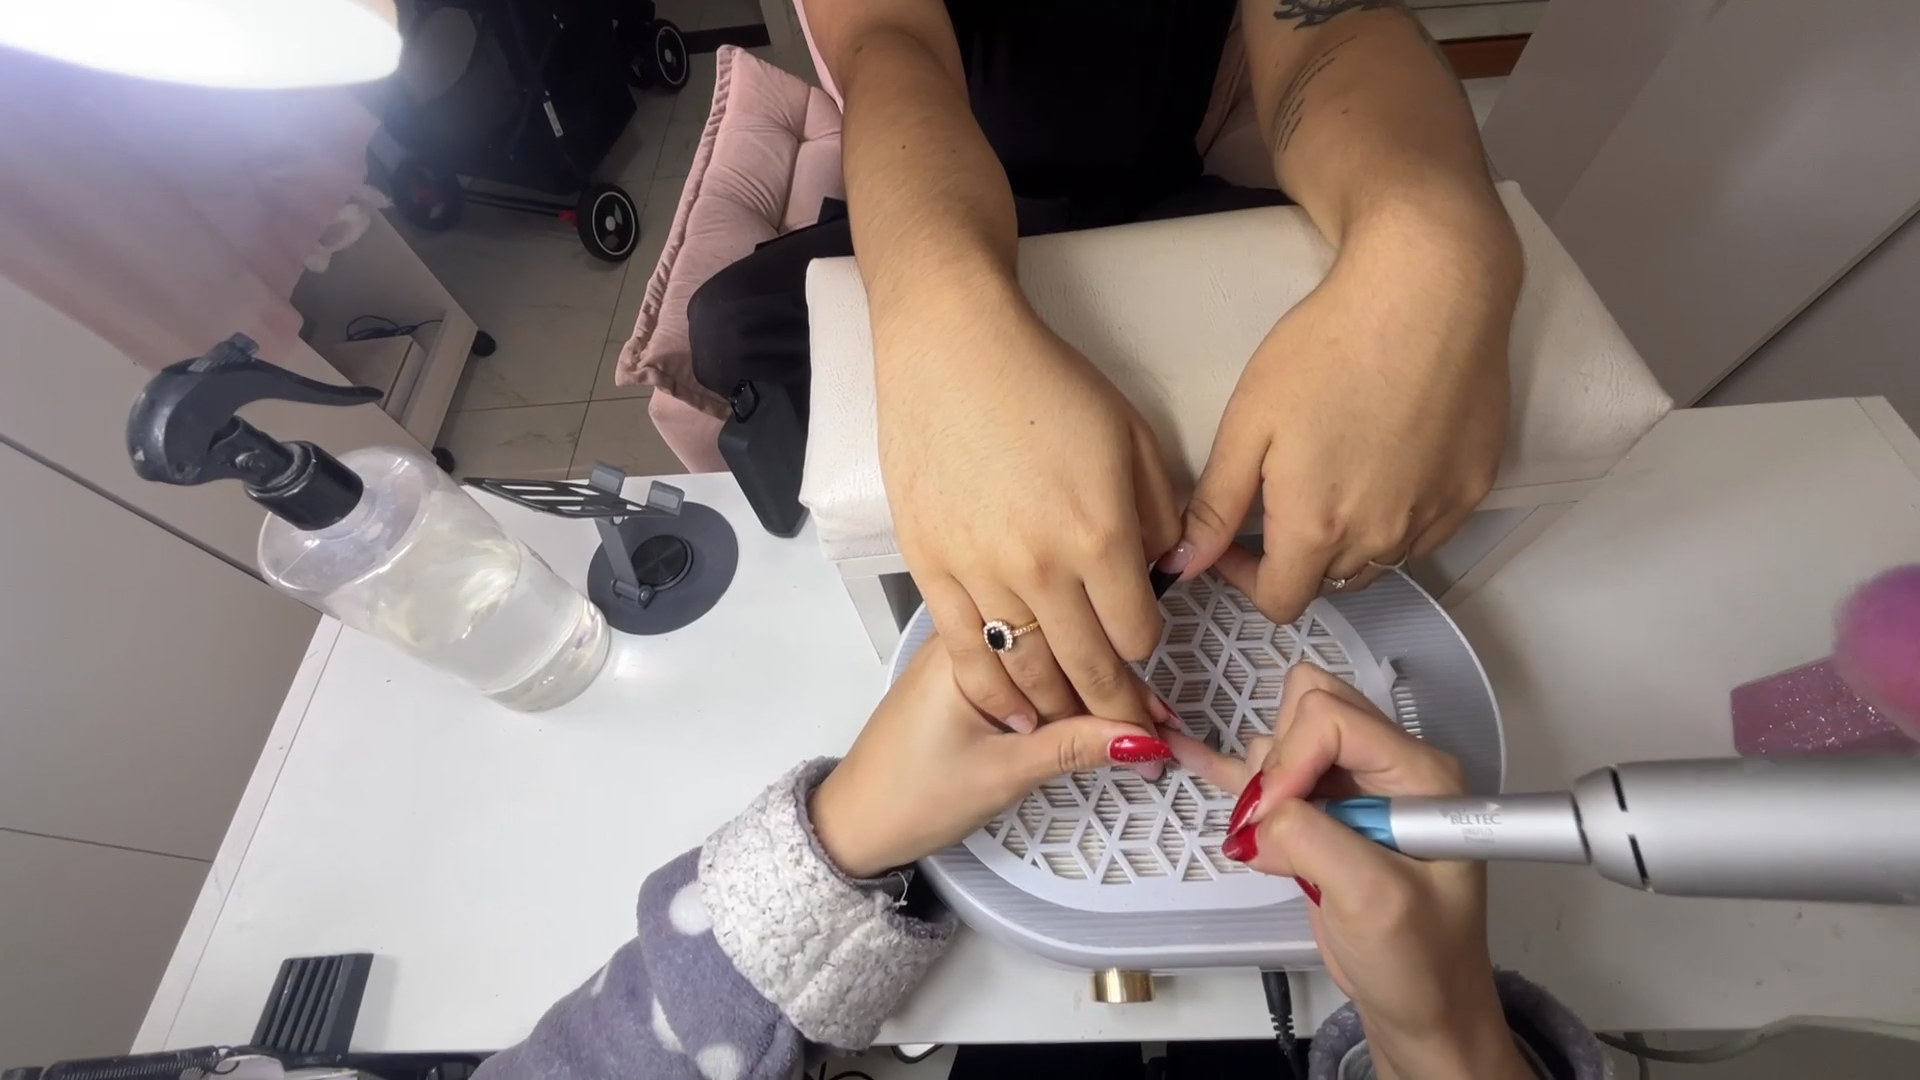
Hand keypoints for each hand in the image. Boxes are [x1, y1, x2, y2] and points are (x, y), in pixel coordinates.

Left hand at [811, 640, 1172, 878]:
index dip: (1116, 686)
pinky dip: (1057, 702)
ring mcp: (963, 656)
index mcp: (966, 644)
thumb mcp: (1002, 772)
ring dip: (1087, 697)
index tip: (1162, 719)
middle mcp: (965, 637)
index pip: (1059, 650)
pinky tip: (1090, 722)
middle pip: (1055, 653)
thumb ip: (1073, 746)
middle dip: (1110, 691)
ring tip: (1140, 725)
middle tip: (1162, 725)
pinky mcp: (964, 680)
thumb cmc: (914, 795)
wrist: (854, 821)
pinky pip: (1022, 679)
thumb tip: (1144, 739)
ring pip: (1042, 667)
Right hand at [879, 303, 1179, 731]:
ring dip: (1057, 709)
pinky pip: (964, 655)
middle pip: (1088, 666)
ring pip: (1027, 672)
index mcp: (1102, 537)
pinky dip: (994, 695)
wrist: (950, 352)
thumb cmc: (1047, 384)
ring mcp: (979, 576)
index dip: (1148, 651)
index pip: (1138, 630)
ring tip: (1073, 725)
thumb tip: (1167, 571)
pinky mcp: (930, 570)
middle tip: (1129, 725)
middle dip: (1115, 704)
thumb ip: (1159, 513)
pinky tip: (1014, 719)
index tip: (1146, 655)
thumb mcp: (1130, 435)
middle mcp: (1043, 571)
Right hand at [1162, 663, 1530, 1079]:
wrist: (1418, 1007)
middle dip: (1277, 758)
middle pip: (1307, 706)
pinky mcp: (1313, 805)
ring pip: (1279, 735)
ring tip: (1269, 838)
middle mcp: (1384, 763)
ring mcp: (1346, 782)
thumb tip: (1255, 819)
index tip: (1272, 820)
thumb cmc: (1419, 960)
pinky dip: (1223, 762)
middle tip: (1274, 819)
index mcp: (1418, 771)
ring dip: (1260, 780)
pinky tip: (1186, 749)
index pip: (1332, 717)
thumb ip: (1311, 838)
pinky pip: (1260, 767)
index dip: (1290, 759)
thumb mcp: (1375, 900)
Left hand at [1165, 216, 1517, 621]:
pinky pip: (1422, 535)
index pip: (1280, 602)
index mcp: (1319, 527)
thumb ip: (1214, 509)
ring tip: (1325, 485)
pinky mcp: (1475, 488)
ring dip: (1340, 545)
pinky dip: (1390, 523)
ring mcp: (1436, 515)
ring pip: (1375, 563)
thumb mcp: (1247, 428)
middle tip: (1273, 505)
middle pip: (1325, 584)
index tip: (1229, 542)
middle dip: (1289, 560)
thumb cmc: (1324, 351)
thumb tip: (1181, 567)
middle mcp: (1383, 536)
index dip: (1244, 581)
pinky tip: (1379, 471)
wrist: (1429, 289)